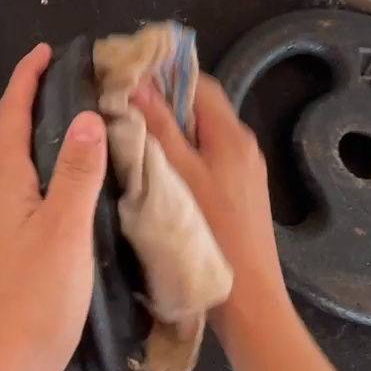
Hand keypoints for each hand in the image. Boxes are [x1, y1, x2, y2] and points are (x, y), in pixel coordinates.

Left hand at [0, 44, 108, 370]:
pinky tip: (101, 193)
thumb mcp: (63, 230)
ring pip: (39, 168)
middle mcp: (6, 195)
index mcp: (8, 180)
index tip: (47, 50)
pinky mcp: (29, 252)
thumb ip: (77, 174)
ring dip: (62, 142)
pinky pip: (50, 199)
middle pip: (23, 134)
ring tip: (101, 129)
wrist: (3, 370)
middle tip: (87, 84)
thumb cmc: (30, 297)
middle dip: (47, 102)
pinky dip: (72, 181)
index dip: (27, 76)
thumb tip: (86, 116)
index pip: (13, 112)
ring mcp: (15, 225)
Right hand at [134, 80, 370, 370]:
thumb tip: (136, 83)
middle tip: (122, 97)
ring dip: (170, 123)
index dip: (165, 71)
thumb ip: (159, 127)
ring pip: (201, 130)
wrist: (248, 300)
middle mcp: (242, 144)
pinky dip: (180, 146)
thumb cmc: (212, 232)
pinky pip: (206, 152)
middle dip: (163, 97)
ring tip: (130, 124)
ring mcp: (243, 169)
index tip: (128, 70)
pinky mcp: (238, 190)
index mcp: (231, 134)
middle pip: (200, 105)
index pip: (199, 81)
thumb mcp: (179, 174)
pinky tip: (153, 159)